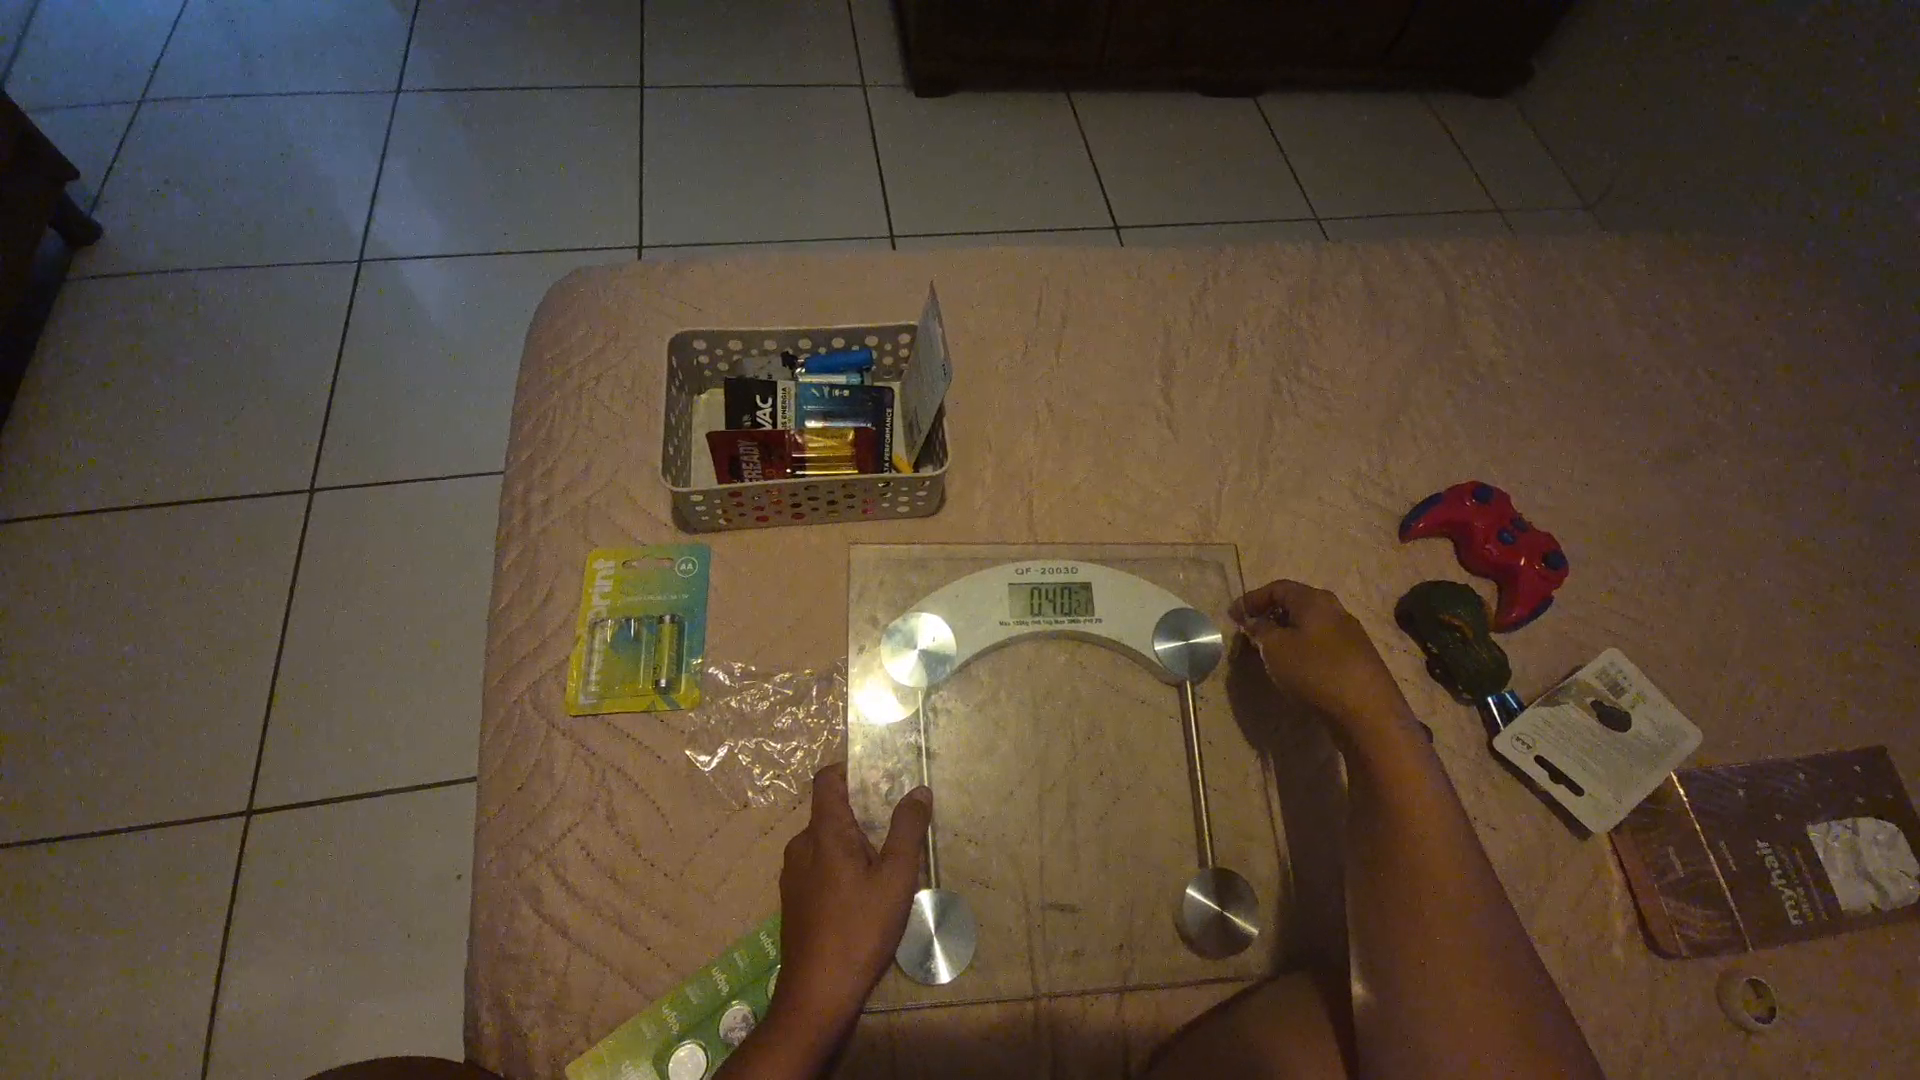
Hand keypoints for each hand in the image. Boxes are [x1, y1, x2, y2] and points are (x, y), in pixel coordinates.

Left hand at [770, 763, 931, 1034]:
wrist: (816, 996)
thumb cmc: (859, 930)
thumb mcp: (895, 878)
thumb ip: (907, 829)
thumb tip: (918, 790)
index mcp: (823, 833)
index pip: (826, 779)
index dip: (849, 768)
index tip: (879, 773)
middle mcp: (801, 846)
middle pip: (830, 811)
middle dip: (863, 811)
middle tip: (898, 825)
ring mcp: (793, 875)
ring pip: (826, 842)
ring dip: (854, 843)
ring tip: (888, 864)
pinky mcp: (794, 901)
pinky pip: (819, 866)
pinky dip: (842, 866)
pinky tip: (866, 895)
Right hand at [1229, 580, 1420, 743]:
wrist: (1367, 711)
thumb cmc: (1314, 671)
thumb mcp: (1274, 648)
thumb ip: (1260, 630)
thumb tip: (1254, 622)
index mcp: (1315, 601)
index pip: (1277, 588)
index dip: (1252, 599)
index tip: (1232, 616)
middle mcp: (1336, 610)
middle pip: (1296, 604)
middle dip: (1269, 614)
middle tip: (1249, 630)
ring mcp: (1350, 635)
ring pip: (1310, 625)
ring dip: (1285, 632)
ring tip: (1267, 650)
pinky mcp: (1356, 658)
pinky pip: (1321, 643)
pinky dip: (1301, 647)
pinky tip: (1293, 666)